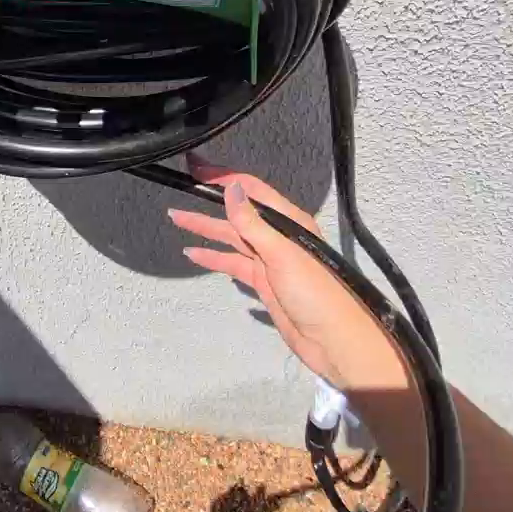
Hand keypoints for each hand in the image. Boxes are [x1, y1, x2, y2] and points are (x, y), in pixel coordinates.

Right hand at [167, 155, 407, 392]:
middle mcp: (277, 235)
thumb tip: (230, 187)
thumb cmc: (315, 292)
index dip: (223, 177)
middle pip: (237, 212)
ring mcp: (269, 259)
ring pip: (231, 237)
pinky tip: (193, 252)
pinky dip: (213, 256)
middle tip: (182, 187)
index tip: (197, 170)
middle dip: (209, 201)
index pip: (250, 189)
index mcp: (288, 221)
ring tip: (177, 218)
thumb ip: (253, 222)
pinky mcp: (263, 280)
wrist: (335, 342)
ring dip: (206, 228)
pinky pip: (233, 262)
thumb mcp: (282, 253)